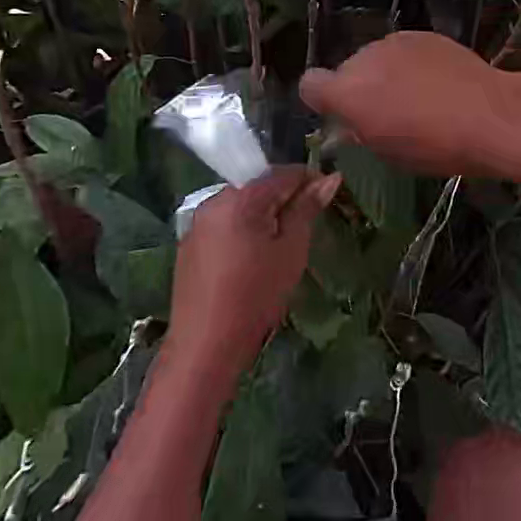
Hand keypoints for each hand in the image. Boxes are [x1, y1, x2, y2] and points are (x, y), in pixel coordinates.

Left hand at [166, 166, 341, 364]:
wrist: (204, 348)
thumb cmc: (256, 295)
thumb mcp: (291, 249)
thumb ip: (307, 208)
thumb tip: (330, 178)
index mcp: (240, 198)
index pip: (283, 173)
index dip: (310, 180)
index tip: (327, 197)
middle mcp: (214, 201)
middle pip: (260, 186)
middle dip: (286, 198)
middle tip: (306, 225)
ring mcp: (198, 223)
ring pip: (242, 205)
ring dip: (265, 214)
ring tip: (281, 243)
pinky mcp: (189, 245)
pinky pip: (225, 223)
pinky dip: (244, 229)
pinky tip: (252, 259)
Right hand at [299, 31, 518, 176]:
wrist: (489, 114)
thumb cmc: (435, 146)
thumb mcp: (388, 151)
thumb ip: (360, 132)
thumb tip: (350, 124)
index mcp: (347, 91)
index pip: (310, 84)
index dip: (323, 99)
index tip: (344, 114)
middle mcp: (364, 57)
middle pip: (348, 69)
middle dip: (361, 87)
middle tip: (388, 111)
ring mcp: (395, 40)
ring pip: (377, 58)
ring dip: (386, 73)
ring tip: (418, 95)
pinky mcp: (424, 33)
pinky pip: (404, 49)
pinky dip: (411, 63)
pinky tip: (437, 81)